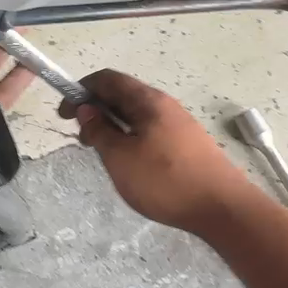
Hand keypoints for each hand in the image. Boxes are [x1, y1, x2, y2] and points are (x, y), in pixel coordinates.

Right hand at [61, 70, 252, 233]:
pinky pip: (150, 130)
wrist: (223, 208)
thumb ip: (99, 130)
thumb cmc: (165, 181)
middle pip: (122, 95)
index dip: (81, 90)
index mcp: (147, 101)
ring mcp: (178, 124)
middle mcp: (164, 105)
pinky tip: (130, 163)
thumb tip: (87, 109)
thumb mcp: (120, 157)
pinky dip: (130, 138)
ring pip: (136, 115)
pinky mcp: (186, 144)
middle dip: (96, 110)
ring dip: (113, 127)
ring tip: (104, 154)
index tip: (65, 114)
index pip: (107, 79)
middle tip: (83, 139)